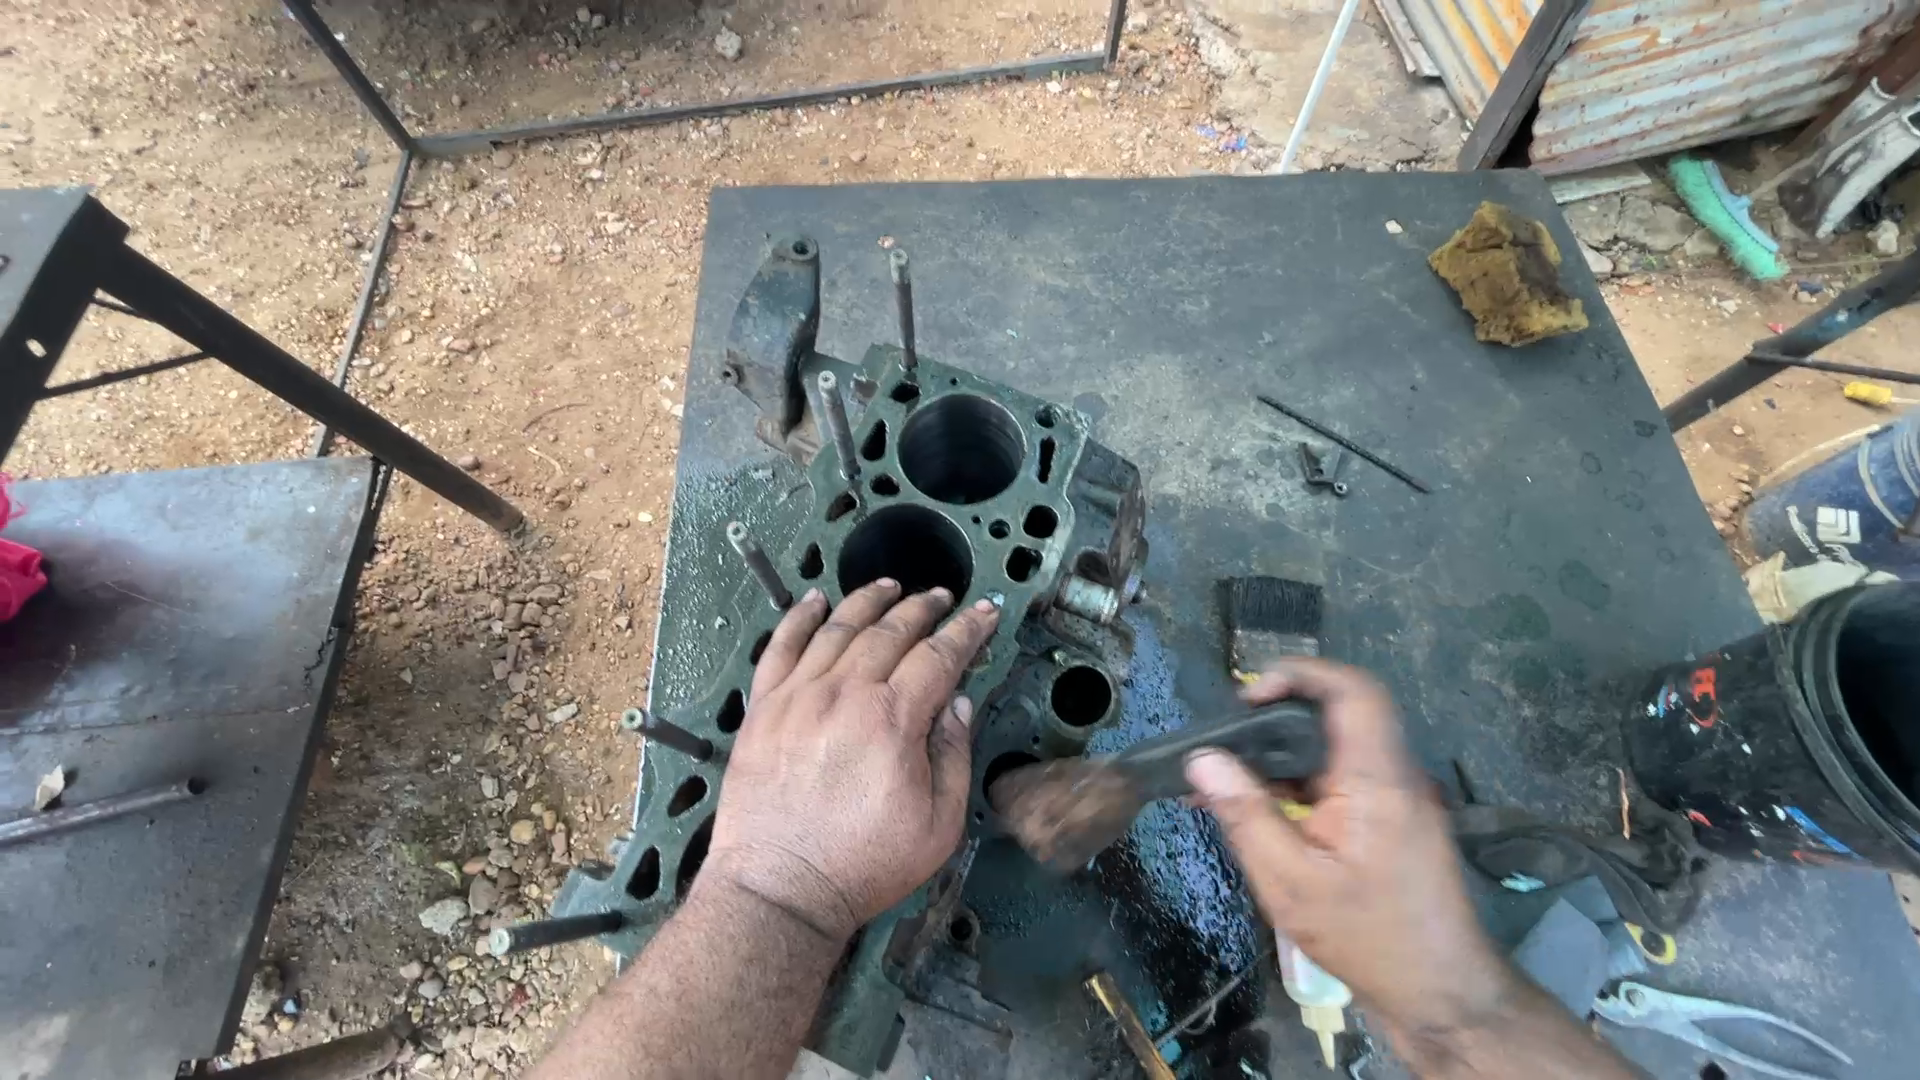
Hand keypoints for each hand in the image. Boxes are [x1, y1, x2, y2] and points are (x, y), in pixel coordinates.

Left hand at [697, 579, 999, 942]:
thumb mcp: (938, 824)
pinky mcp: (763, 707)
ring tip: (890, 585)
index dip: (967, 630)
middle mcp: (845, 693)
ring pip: (839, 628)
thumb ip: (953, 756)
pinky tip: (815, 599)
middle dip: (924, 607)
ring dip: (869, 600)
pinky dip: (799, 618)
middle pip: (891, 631)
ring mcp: (798, 695)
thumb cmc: (865, 863)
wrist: (779, 889)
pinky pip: (781, 647)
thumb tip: (957, 702)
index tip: (985, 612)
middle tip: (943, 596)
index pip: (939, 656)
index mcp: (893, 719)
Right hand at [1185, 659, 1517, 1041]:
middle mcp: (1393, 775)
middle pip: (1338, 713)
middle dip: (1275, 713)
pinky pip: (1337, 777)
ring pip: (1333, 746)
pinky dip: (1296, 780)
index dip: (1300, 674)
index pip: (1353, 691)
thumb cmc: (1367, 936)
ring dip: (1280, 751)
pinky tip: (1257, 805)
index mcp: (1376, 779)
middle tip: (1226, 736)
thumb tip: (1202, 759)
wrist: (1441, 997)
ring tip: (1227, 774)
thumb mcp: (1290, 881)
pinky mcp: (1388, 818)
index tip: (1249, 697)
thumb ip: (1245, 813)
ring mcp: (1394, 797)